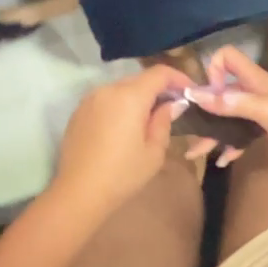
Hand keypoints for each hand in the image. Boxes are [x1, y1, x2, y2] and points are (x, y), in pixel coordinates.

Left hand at [51, 65, 194, 214]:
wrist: (78, 193)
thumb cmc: (122, 175)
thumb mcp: (153, 152)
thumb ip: (164, 121)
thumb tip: (170, 104)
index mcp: (130, 96)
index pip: (159, 73)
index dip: (178, 78)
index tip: (190, 91)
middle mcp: (109, 89)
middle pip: (140, 79)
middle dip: (158, 89)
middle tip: (171, 107)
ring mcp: (91, 98)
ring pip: (122, 88)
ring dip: (137, 97)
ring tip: (147, 119)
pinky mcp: (79, 110)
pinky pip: (106, 99)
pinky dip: (119, 105)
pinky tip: (122, 127)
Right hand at [184, 47, 267, 165]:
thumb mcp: (263, 109)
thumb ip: (231, 102)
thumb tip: (195, 94)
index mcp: (257, 79)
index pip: (228, 57)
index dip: (213, 69)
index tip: (208, 95)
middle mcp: (258, 91)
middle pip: (225, 92)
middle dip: (206, 110)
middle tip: (187, 132)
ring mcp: (266, 111)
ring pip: (233, 116)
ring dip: (215, 132)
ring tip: (198, 153)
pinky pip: (245, 134)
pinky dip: (232, 145)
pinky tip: (223, 160)